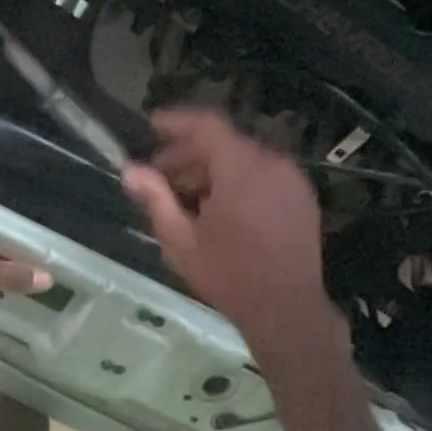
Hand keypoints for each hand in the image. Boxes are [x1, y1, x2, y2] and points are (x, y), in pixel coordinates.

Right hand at [123, 108, 332, 338]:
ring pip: (244, 160)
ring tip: (185, 197)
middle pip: (225, 144)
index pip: (207, 125)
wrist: (286, 309)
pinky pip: (263, 175)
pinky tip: (218, 210)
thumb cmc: (227, 276)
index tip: (151, 124)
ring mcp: (292, 179)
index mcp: (241, 170)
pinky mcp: (301, 197)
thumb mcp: (181, 242)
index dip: (176, 121)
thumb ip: (156, 200)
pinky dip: (237, 181)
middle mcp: (271, 163)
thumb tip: (130, 170)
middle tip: (160, 175)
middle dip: (189, 154)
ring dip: (212, 170)